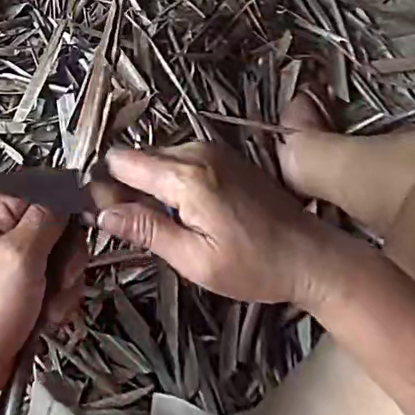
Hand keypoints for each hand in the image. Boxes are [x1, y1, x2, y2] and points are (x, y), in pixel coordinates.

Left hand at [0, 192, 86, 390]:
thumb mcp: (21, 253)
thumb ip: (49, 218)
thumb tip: (69, 189)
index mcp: (1, 206)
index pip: (55, 192)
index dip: (71, 216)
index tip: (72, 240)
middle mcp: (10, 228)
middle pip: (66, 229)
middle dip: (67, 261)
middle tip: (53, 278)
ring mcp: (20, 258)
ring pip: (67, 260)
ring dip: (63, 289)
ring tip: (43, 304)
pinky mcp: (29, 285)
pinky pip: (62, 286)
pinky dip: (59, 304)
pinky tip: (42, 316)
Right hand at [96, 142, 339, 307]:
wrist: (313, 257)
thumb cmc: (256, 266)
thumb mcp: (195, 260)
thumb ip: (146, 230)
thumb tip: (101, 213)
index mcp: (186, 177)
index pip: (121, 162)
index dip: (106, 185)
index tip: (103, 212)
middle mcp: (195, 152)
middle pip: (137, 158)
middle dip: (126, 187)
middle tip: (135, 226)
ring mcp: (210, 149)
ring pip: (156, 158)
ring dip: (149, 185)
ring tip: (165, 223)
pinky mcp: (221, 154)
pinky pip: (177, 159)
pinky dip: (169, 181)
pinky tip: (185, 211)